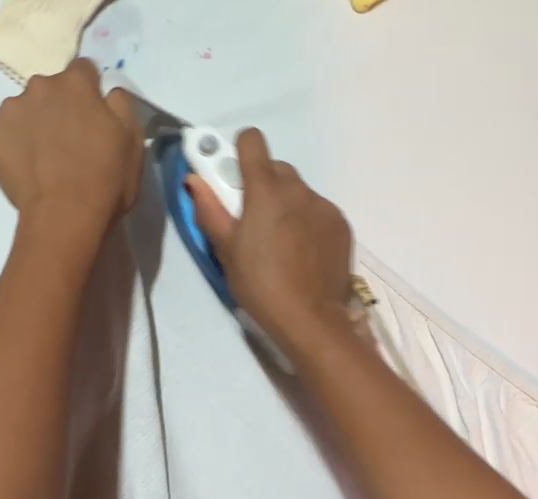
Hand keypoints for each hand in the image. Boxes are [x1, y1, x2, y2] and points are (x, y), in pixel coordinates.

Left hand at [0, 59, 142, 227]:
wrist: (64, 217)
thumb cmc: (106, 183)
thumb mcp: (132, 143)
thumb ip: (121, 106)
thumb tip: (108, 92)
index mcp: (76, 84)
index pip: (84, 71)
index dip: (90, 93)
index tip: (94, 118)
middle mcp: (39, 86)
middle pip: (50, 90)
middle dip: (59, 109)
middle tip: (68, 146)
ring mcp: (10, 109)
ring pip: (24, 110)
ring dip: (34, 127)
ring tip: (45, 163)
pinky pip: (2, 134)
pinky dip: (12, 148)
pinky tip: (27, 172)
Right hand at [189, 129, 353, 343]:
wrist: (311, 319)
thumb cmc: (261, 286)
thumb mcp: (227, 252)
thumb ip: (210, 211)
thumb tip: (194, 180)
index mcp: (265, 190)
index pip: (252, 140)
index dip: (241, 152)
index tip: (235, 176)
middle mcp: (298, 189)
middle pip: (277, 169)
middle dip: (265, 186)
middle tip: (256, 222)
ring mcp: (324, 206)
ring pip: (301, 193)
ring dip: (289, 207)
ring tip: (284, 245)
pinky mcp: (342, 225)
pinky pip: (320, 213)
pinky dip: (310, 224)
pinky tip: (305, 255)